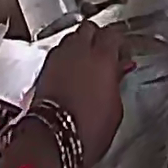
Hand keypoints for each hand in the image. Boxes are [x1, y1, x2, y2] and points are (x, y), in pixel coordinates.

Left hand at [28, 21, 131, 163]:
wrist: (54, 139)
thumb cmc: (89, 129)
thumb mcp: (114, 107)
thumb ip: (116, 80)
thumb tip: (118, 68)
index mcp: (102, 58)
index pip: (112, 34)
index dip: (119, 42)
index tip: (122, 53)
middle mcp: (78, 50)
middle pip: (89, 28)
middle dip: (97, 36)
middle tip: (105, 53)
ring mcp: (59, 56)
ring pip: (72, 37)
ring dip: (80, 44)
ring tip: (87, 62)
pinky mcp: (45, 66)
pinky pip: (59, 51)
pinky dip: (67, 55)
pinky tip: (72, 70)